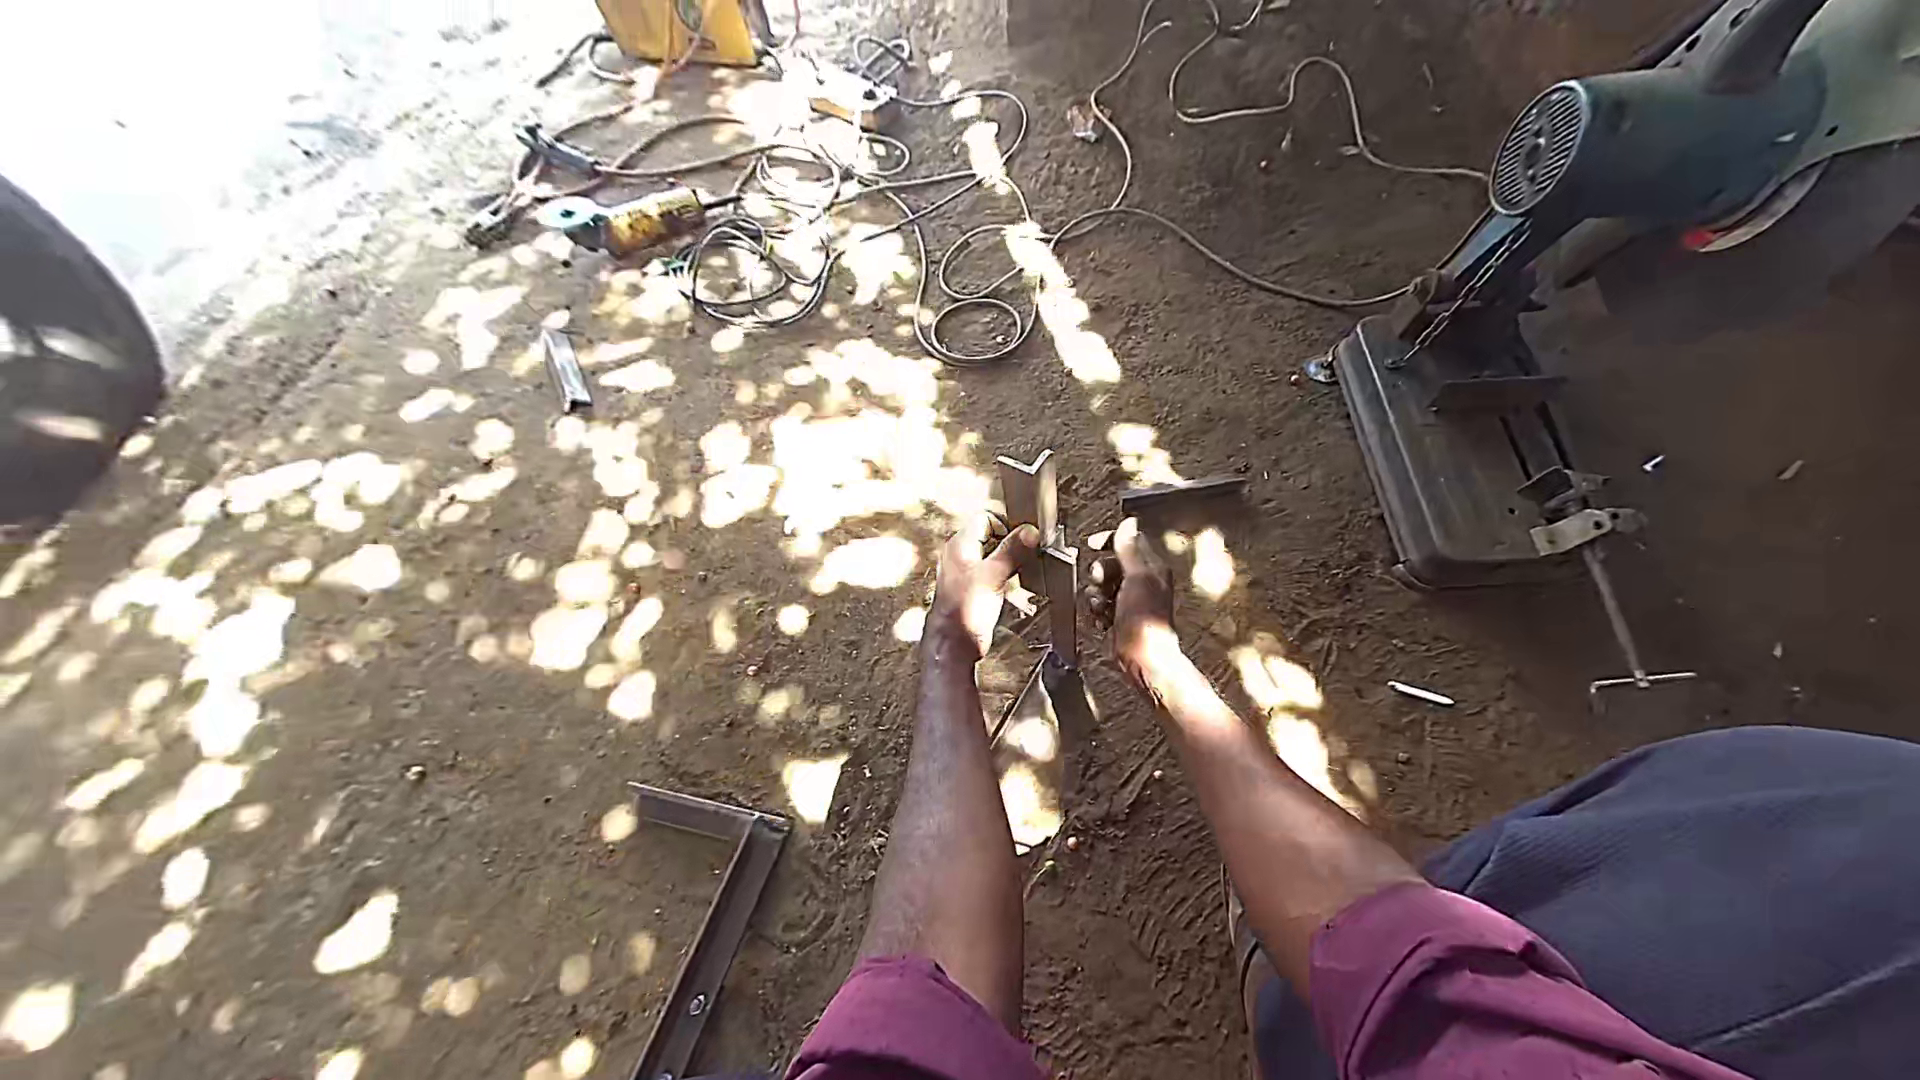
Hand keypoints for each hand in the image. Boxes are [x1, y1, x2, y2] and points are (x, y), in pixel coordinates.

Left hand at [926, 516, 1039, 659]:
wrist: (955, 644)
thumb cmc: (965, 610)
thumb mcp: (993, 575)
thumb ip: (1012, 550)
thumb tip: (1030, 531)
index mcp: (960, 545)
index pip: (985, 518)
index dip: (1005, 525)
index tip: (1022, 537)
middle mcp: (960, 555)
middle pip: (991, 536)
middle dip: (1010, 543)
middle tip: (1025, 553)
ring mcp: (966, 572)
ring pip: (993, 555)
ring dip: (1009, 560)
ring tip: (1021, 569)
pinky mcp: (974, 588)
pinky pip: (993, 572)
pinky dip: (1005, 574)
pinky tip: (1014, 584)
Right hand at [1109, 517, 1180, 687]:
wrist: (1142, 659)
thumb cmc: (1144, 621)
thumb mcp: (1137, 578)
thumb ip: (1130, 549)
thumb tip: (1128, 523)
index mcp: (1151, 568)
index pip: (1127, 541)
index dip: (1108, 541)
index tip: (1092, 545)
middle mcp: (1142, 581)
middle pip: (1109, 563)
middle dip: (1099, 573)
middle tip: (1101, 585)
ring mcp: (1129, 600)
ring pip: (1101, 585)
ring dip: (1095, 595)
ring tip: (1101, 608)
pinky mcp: (1118, 616)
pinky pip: (1098, 605)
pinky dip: (1096, 611)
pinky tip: (1101, 620)